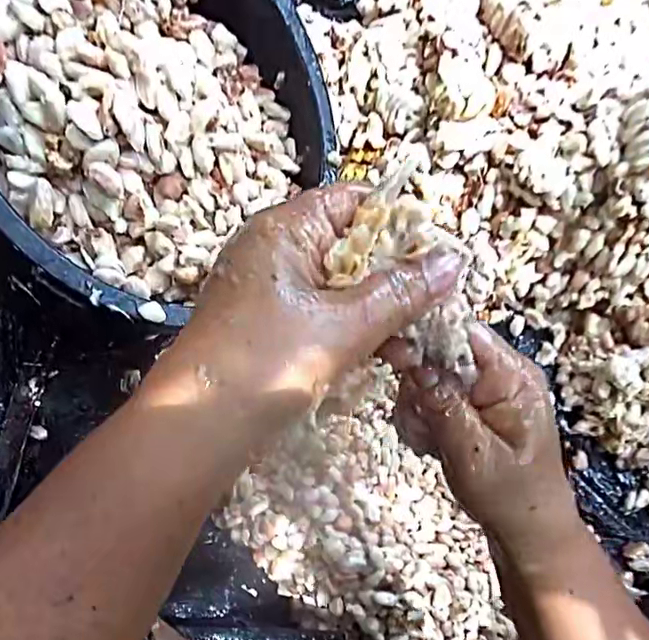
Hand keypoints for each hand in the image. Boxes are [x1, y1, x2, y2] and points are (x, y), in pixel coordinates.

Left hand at [148, 184, 463, 435]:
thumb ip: (400, 293)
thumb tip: (451, 260)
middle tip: (425, 314)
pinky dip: (340, 337)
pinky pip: (311, 321)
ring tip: (403, 346)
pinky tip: (366, 360)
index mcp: (284, 229)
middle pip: (346, 249)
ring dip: (369, 316)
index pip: (356, 202)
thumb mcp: (344, 327)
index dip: (400, 227)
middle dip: (389, 281)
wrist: (197, 427)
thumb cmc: (266, 365)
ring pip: (330, 291)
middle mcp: (268, 253)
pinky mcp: (258, 333)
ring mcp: (260, 295)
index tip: (433, 264)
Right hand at [387, 324, 579, 551]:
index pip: (463, 331)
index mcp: (512, 376)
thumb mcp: (475, 454)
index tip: (392, 359)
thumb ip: (445, 408)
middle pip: (439, 353)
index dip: (424, 337)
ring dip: (416, 408)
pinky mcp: (468, 407)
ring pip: (427, 378)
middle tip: (421, 426)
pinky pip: (429, 400)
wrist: (527, 529)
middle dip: (417, 386)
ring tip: (429, 442)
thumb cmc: (510, 495)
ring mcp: (482, 391)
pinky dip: (420, 421)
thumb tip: (415, 363)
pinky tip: (430, 445)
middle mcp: (498, 374)